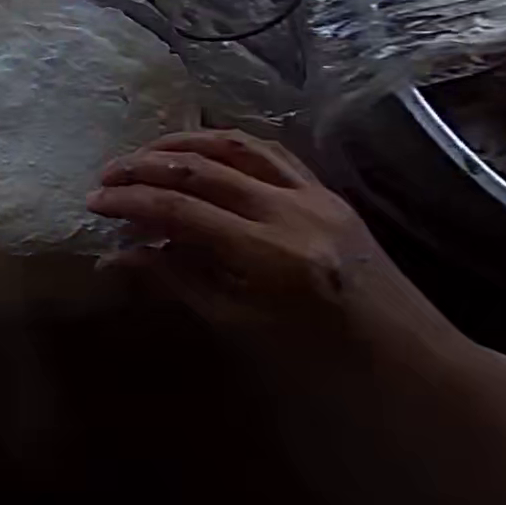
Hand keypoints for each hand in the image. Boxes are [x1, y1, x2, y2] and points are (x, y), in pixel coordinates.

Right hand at [87, 130, 459, 350]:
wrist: (412, 360)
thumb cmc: (314, 355)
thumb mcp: (232, 322)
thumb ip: (171, 278)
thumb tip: (111, 257)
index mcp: (268, 255)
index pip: (178, 209)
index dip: (128, 201)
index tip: (93, 203)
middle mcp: (292, 214)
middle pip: (198, 170)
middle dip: (141, 168)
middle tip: (105, 177)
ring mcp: (316, 197)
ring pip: (233, 146)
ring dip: (178, 145)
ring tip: (141, 156)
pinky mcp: (327, 192)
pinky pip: (267, 151)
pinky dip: (221, 144)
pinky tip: (194, 153)